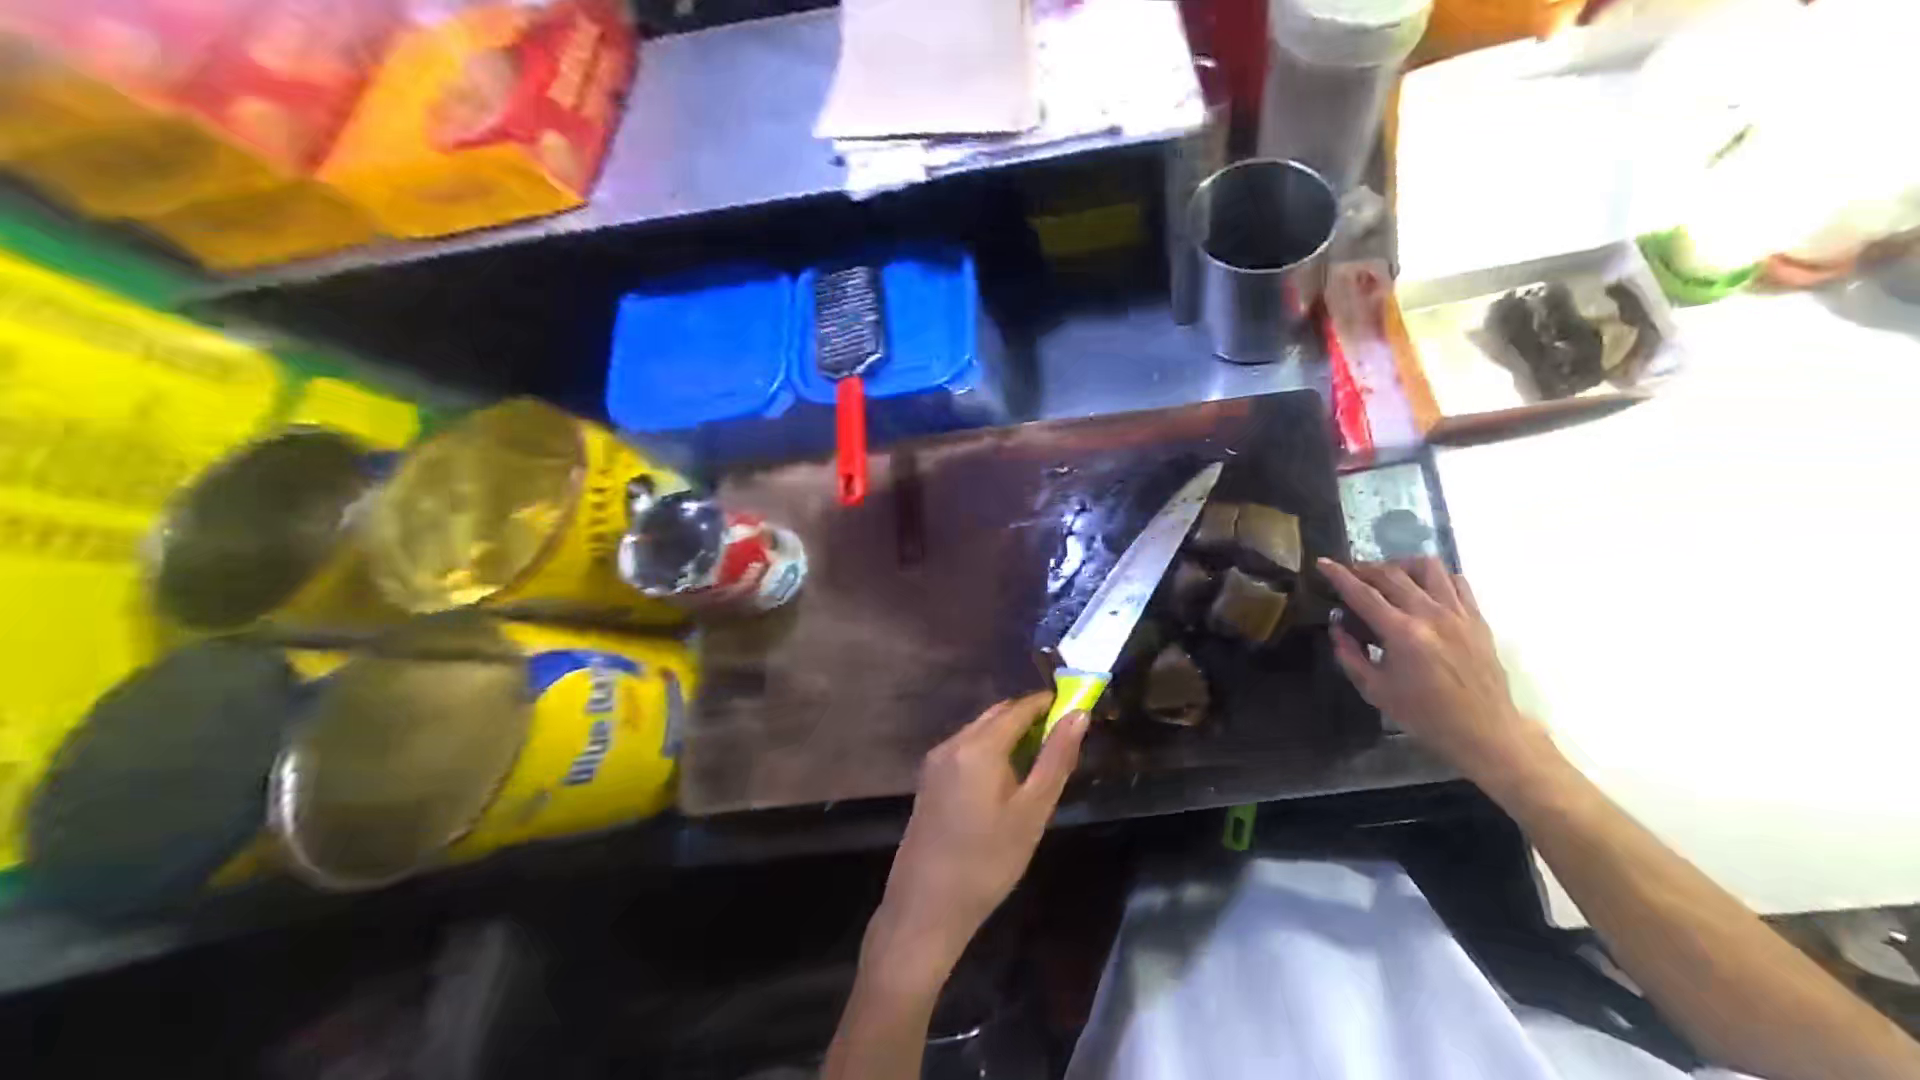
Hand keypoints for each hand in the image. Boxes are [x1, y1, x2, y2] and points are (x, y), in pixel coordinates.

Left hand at [864, 693, 1089, 991]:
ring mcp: (935, 761)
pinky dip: (990, 749)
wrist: (925, 907)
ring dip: (1009, 734)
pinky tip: (1005, 777)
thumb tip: (1079, 716)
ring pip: (979, 731)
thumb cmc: (988, 862)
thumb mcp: (1032, 812)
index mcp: (978, 746)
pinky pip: (965, 749)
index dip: (1047, 704)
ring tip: (1039, 757)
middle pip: (996, 716)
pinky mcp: (928, 780)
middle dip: (1029, 717)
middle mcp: (952, 743)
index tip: (1074, 708)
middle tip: (1061, 734)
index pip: (1019, 708)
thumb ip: (1056, 759)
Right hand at [1319, 557, 1556, 787]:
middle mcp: (1431, 615)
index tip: (1323, 563)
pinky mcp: (1477, 618)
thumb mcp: (1374, 689)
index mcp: (1402, 633)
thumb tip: (1337, 626)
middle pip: (1391, 574)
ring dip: (1400, 565)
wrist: (1485, 730)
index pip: (1363, 593)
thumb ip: (1349, 654)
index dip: (1339, 575)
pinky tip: (1422, 588)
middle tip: (1349, 573)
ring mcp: (1458, 613)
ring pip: (1427, 567)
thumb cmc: (1424, 714)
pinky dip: (1434, 577)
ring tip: (1388, 576)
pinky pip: (1456, 581)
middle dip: (1364, 568)